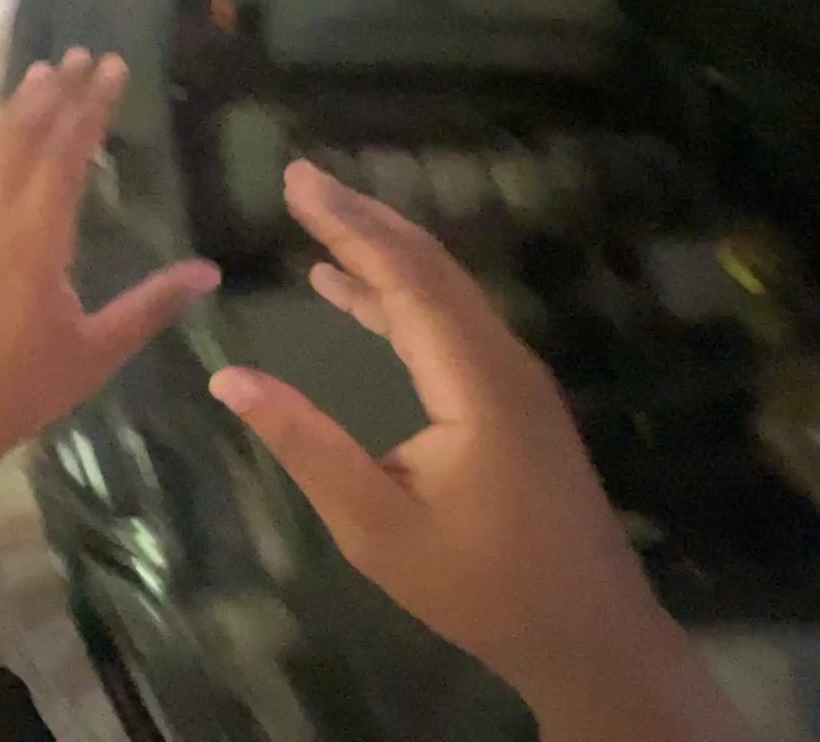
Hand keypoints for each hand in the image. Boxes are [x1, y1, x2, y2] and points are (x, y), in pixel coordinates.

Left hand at [0, 49, 220, 497]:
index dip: (91, 107)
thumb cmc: (19, 390)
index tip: (111, 67)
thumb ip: (151, 306)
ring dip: (13, 108)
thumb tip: (209, 273)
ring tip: (38, 72)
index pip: (68, 154)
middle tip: (79, 54)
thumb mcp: (95, 353)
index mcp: (37, 239)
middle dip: (56, 92)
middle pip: (25, 138)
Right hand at [207, 161, 666, 698]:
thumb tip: (229, 379)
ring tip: (318, 214)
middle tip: (302, 179)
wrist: (589, 639)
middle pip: (427, 264)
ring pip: (438, 287)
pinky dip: (390, 293)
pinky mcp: (503, 391)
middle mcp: (500, 359)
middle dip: (361, 217)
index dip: (348, 224)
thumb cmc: (478, 586)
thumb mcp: (373, 524)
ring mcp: (508, 373)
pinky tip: (345, 287)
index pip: (406, 277)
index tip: (297, 182)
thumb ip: (304, 444)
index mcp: (475, 382)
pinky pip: (441, 320)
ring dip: (377, 246)